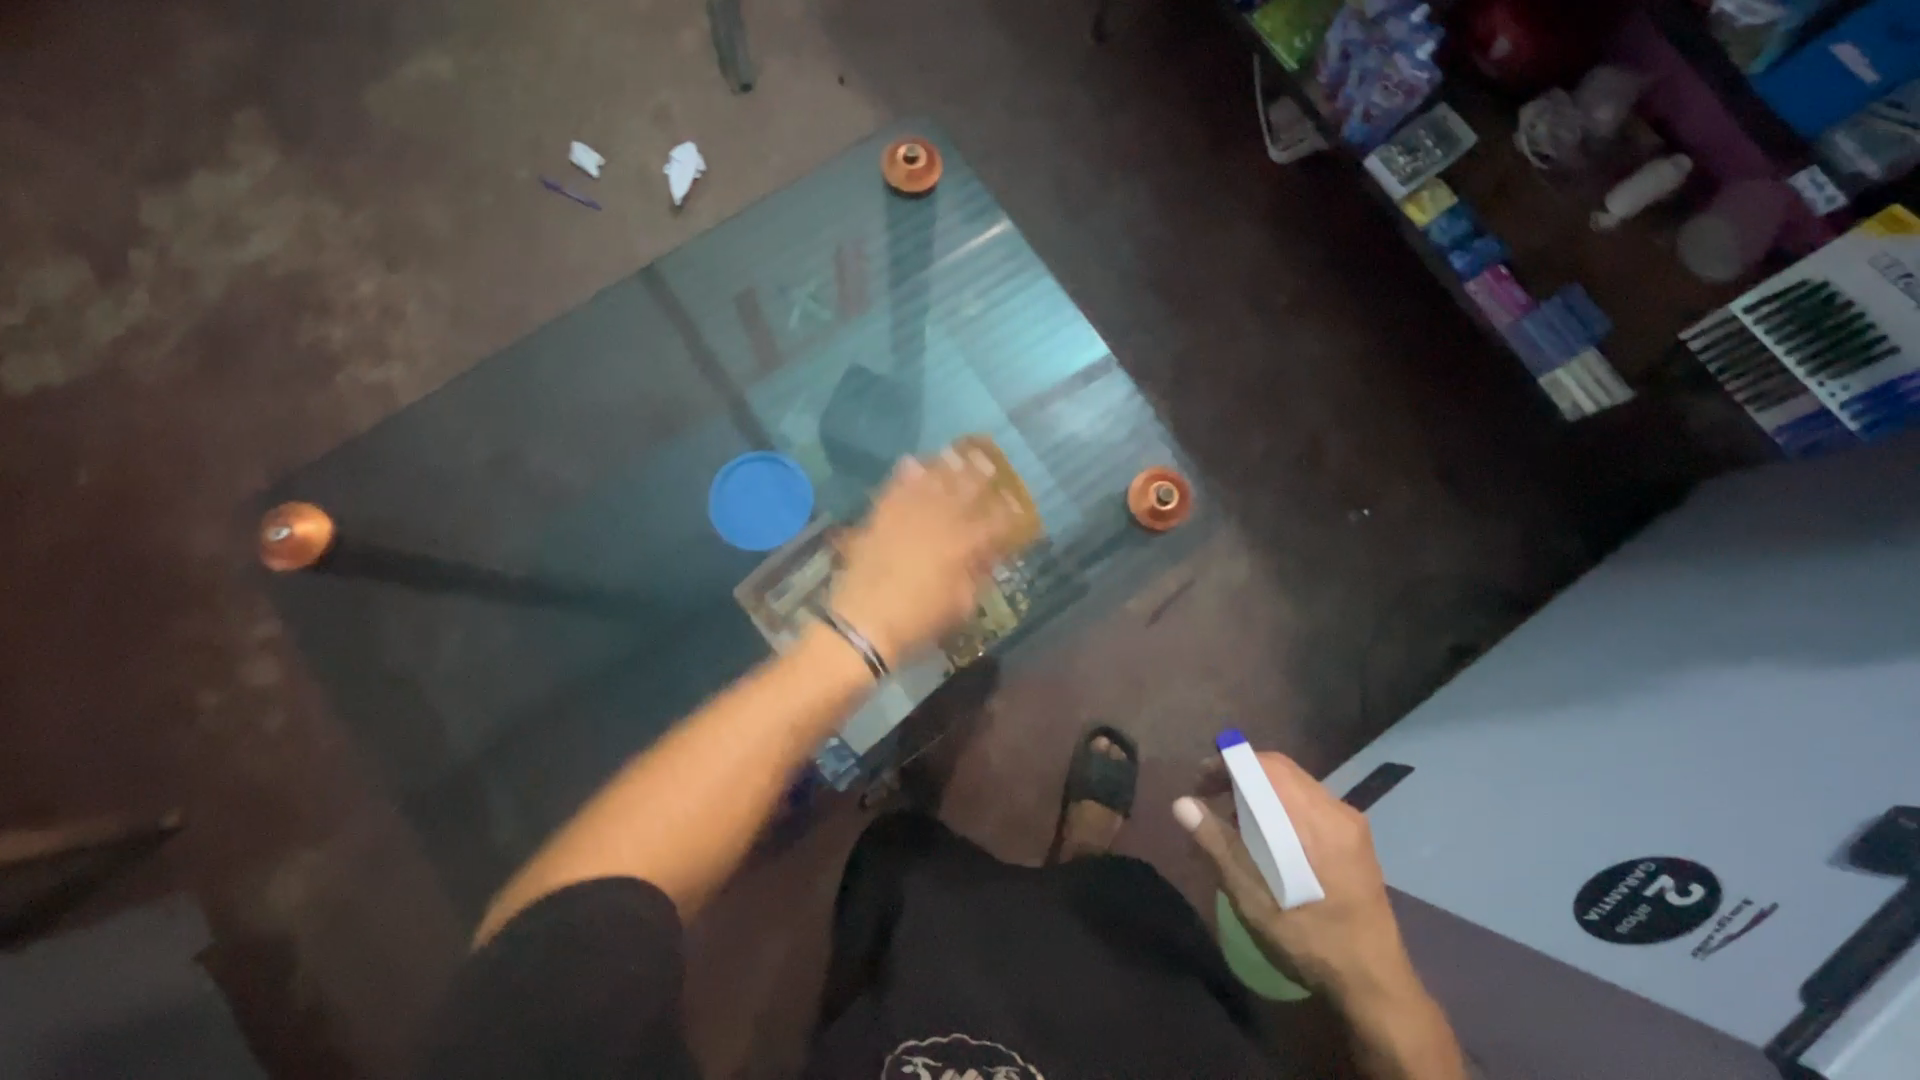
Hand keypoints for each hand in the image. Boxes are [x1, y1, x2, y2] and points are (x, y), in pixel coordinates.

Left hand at [829, 451, 1023, 666]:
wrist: (864, 619)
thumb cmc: (918, 620)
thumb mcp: (960, 604)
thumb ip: (975, 576)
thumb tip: (984, 558)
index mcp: (967, 542)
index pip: (997, 519)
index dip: (1009, 509)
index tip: (1015, 501)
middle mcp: (942, 518)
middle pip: (967, 487)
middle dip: (981, 474)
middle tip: (990, 461)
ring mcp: (910, 511)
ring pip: (934, 478)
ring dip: (948, 465)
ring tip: (957, 454)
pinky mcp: (882, 513)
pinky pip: (898, 484)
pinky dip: (908, 472)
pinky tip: (913, 462)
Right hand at [1173, 752, 1418, 1008]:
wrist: (1375, 984)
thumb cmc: (1311, 943)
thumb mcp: (1254, 900)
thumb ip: (1218, 846)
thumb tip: (1182, 804)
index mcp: (1317, 821)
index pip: (1267, 765)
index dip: (1228, 763)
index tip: (1198, 784)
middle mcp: (1338, 811)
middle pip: (1280, 771)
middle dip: (1239, 777)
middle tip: (1206, 802)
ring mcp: (1350, 825)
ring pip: (1293, 787)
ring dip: (1257, 794)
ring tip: (1229, 825)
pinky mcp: (1353, 840)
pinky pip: (1308, 805)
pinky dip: (1277, 809)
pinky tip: (1263, 841)